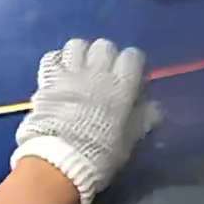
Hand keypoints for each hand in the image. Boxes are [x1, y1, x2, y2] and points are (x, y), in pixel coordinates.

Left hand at [11, 38, 159, 203]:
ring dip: (80, 54)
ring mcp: (70, 72)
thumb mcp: (129, 140)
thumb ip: (142, 119)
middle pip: (104, 45)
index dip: (132, 64)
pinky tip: (59, 73)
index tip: (131, 76)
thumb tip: (155, 107)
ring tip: (80, 69)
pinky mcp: (48, 78)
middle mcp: (96, 72)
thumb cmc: (100, 153)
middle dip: (106, 55)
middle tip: (104, 72)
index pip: (132, 56)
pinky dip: (56, 61)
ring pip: (77, 45)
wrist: (59, 158)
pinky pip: (52, 56)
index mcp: (121, 86)